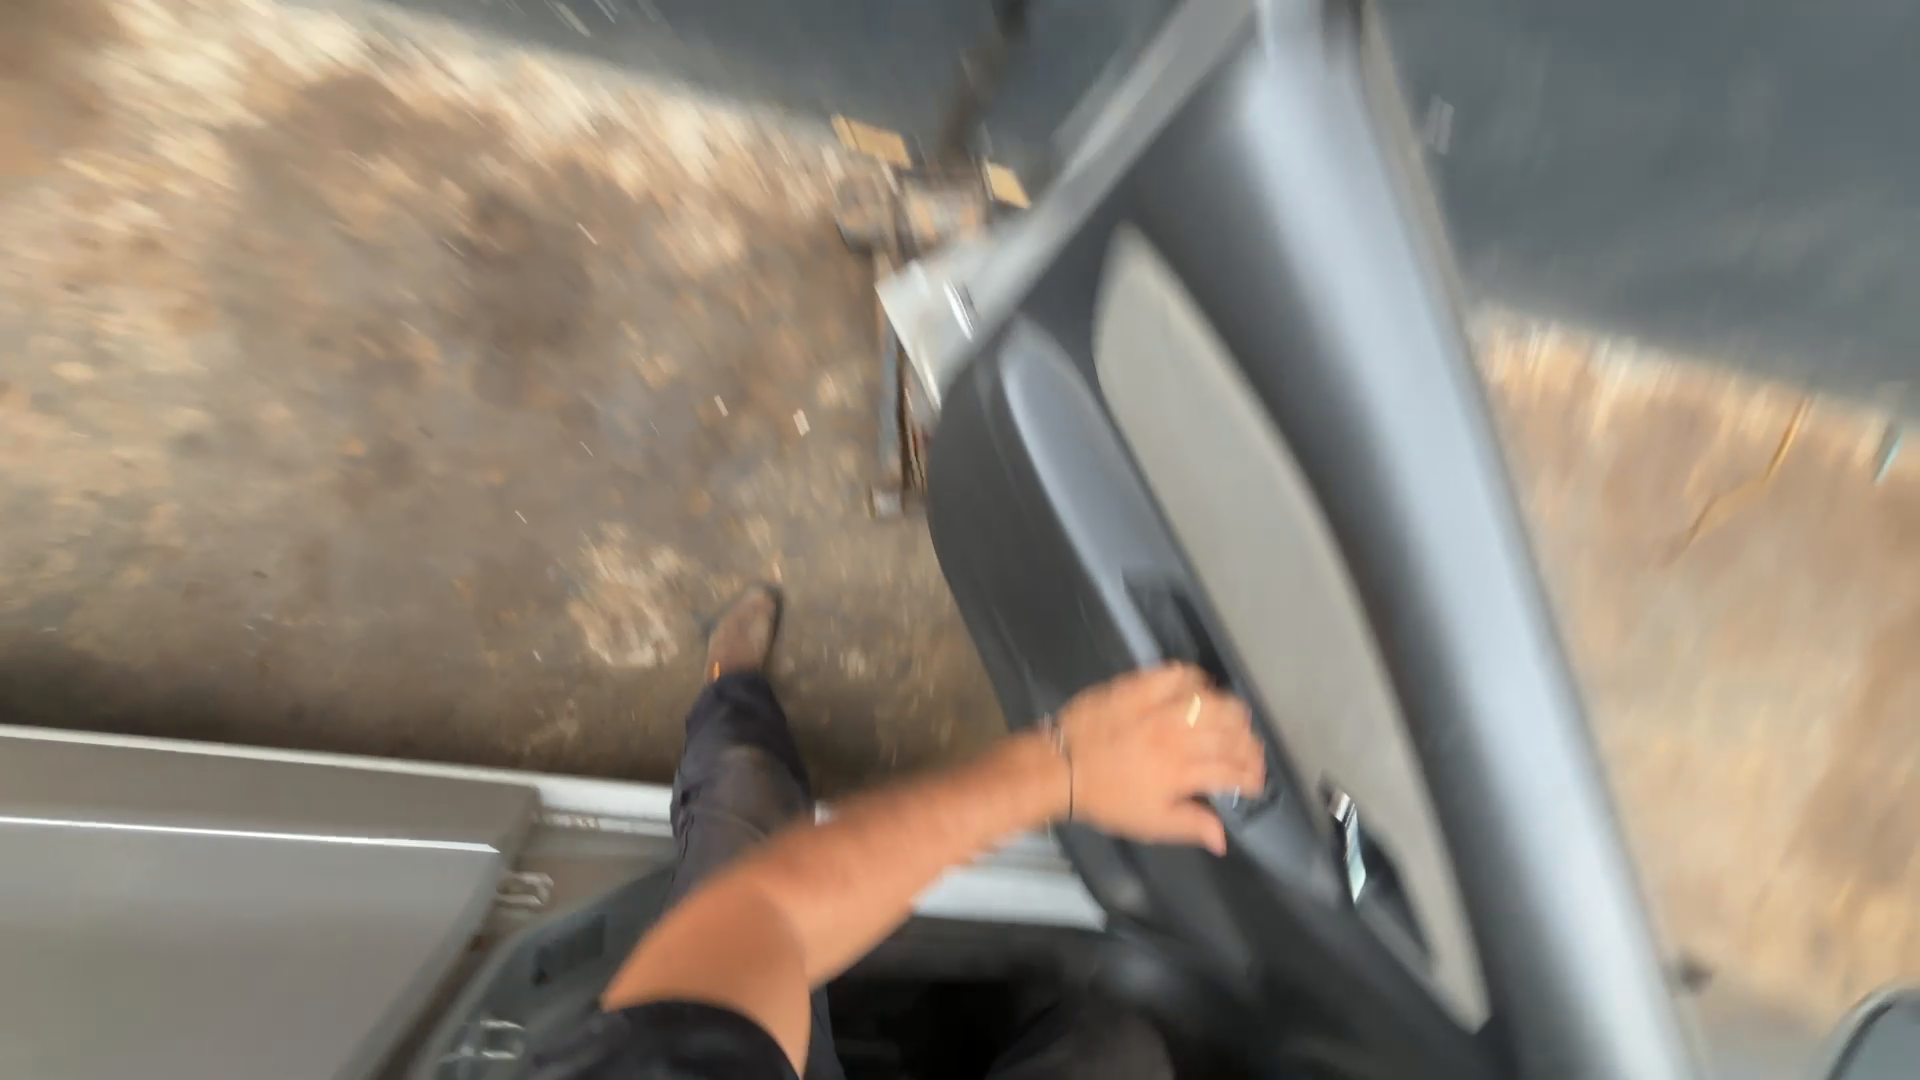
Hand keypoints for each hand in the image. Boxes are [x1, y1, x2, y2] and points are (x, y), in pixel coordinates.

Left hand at [1055, 664, 1267, 854]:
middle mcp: (1174, 736)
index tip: (1254, 781)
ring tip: (1232, 720)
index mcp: (1180, 771)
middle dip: (1248, 744)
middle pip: (1229, 732)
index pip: (1232, 769)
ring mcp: (1156, 707)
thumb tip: (1223, 838)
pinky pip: (1176, 674)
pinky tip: (1198, 689)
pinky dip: (1194, 679)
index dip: (1251, 776)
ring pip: (1211, 701)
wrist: (1061, 764)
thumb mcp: (1149, 823)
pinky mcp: (1137, 686)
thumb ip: (1191, 826)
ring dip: (1230, 711)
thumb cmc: (1104, 796)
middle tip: (1247, 752)